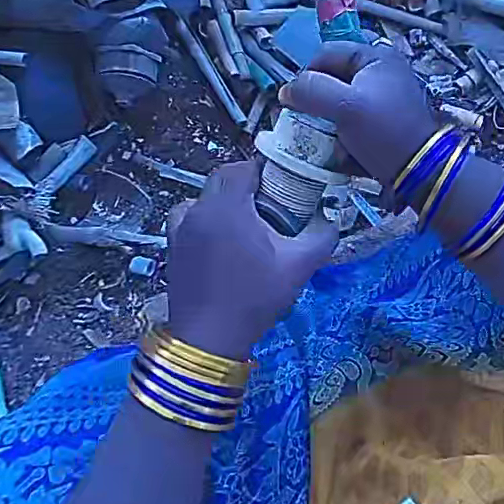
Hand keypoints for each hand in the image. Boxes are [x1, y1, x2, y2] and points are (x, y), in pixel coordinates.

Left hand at [165, 162, 335, 359]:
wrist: (209, 336)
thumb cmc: (254, 297)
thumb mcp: (298, 267)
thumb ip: (321, 237)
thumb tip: (332, 220)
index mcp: (228, 206)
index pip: (243, 167)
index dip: (263, 169)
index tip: (282, 183)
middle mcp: (199, 209)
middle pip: (221, 178)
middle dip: (245, 182)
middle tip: (269, 202)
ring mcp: (180, 226)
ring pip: (204, 197)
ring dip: (224, 200)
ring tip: (245, 221)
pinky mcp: (172, 243)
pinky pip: (188, 216)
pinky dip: (204, 217)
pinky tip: (218, 237)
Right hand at [277, 42, 439, 185]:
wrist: (419, 169)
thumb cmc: (386, 132)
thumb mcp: (344, 106)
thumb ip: (310, 91)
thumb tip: (286, 90)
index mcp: (375, 57)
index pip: (325, 54)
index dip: (307, 76)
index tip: (298, 100)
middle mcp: (379, 72)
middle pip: (330, 79)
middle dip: (317, 101)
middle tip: (311, 119)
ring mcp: (381, 96)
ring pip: (337, 101)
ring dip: (327, 119)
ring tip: (329, 136)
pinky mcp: (380, 119)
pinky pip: (349, 119)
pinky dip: (340, 131)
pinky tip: (342, 145)